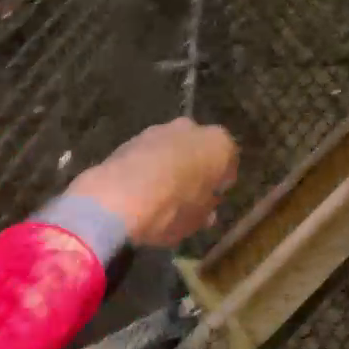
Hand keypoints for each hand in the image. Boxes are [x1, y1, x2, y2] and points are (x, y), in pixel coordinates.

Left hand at [64, 118, 237, 247]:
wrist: (120, 196)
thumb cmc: (173, 209)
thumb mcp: (197, 221)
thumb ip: (205, 211)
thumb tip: (208, 211)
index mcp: (220, 144)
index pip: (228, 161)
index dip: (221, 182)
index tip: (212, 200)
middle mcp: (193, 128)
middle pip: (199, 149)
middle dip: (195, 168)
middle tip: (187, 195)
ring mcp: (161, 129)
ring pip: (172, 148)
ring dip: (169, 166)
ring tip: (158, 195)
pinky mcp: (132, 138)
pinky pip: (148, 154)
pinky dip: (147, 167)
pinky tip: (138, 191)